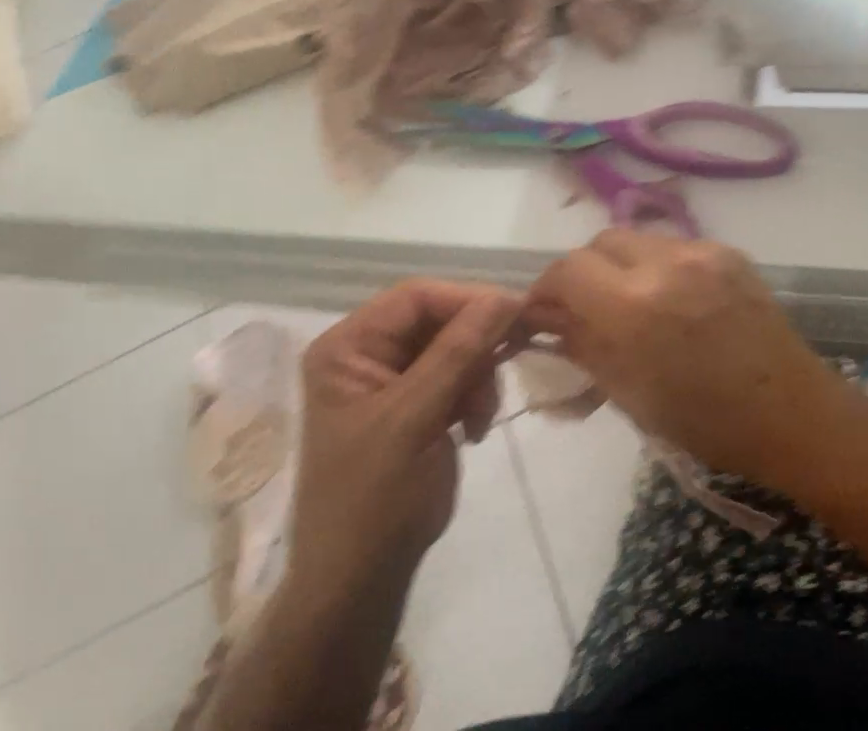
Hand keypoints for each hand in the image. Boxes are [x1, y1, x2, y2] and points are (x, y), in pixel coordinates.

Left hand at [292, 281, 522, 592]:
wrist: (363, 571)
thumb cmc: (375, 494)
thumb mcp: (415, 416)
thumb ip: (459, 351)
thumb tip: (506, 296)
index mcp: (347, 347)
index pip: (416, 297)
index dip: (469, 301)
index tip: (520, 318)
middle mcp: (367, 355)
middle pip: (440, 320)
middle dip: (476, 348)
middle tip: (502, 377)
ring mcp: (394, 382)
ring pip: (459, 348)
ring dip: (479, 377)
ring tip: (479, 418)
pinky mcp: (418, 406)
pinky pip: (461, 378)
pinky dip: (476, 397)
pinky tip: (474, 429)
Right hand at [525, 232, 865, 489]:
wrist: (790, 413)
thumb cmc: (705, 421)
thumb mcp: (628, 393)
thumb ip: (584, 347)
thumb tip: (551, 323)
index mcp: (633, 306)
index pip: (565, 270)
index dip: (546, 291)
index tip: (546, 316)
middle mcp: (666, 264)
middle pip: (601, 243)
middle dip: (585, 273)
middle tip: (588, 310)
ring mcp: (704, 253)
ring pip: (641, 241)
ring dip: (625, 267)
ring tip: (635, 307)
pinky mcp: (732, 254)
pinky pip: (679, 248)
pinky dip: (663, 268)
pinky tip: (677, 303)